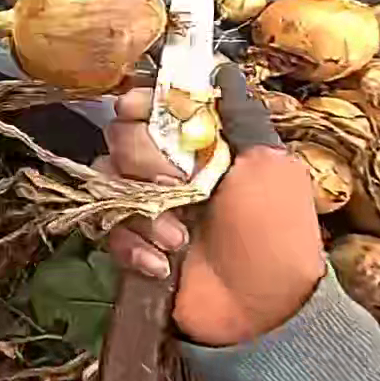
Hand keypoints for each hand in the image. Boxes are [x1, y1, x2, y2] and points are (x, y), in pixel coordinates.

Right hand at [103, 68, 324, 346]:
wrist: (264, 315)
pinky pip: (105, 226)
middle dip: (143, 160)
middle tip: (176, 188)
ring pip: (105, 178)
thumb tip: (221, 65)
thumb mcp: (270, 166)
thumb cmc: (274, 233)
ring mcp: (143, 203)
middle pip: (120, 135)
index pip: (149, 104)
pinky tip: (161, 263)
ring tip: (176, 240)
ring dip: (139, 208)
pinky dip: (131, 244)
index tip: (138, 109)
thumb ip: (239, 115)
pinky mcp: (129, 239)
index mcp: (197, 143)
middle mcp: (164, 166)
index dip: (138, 102)